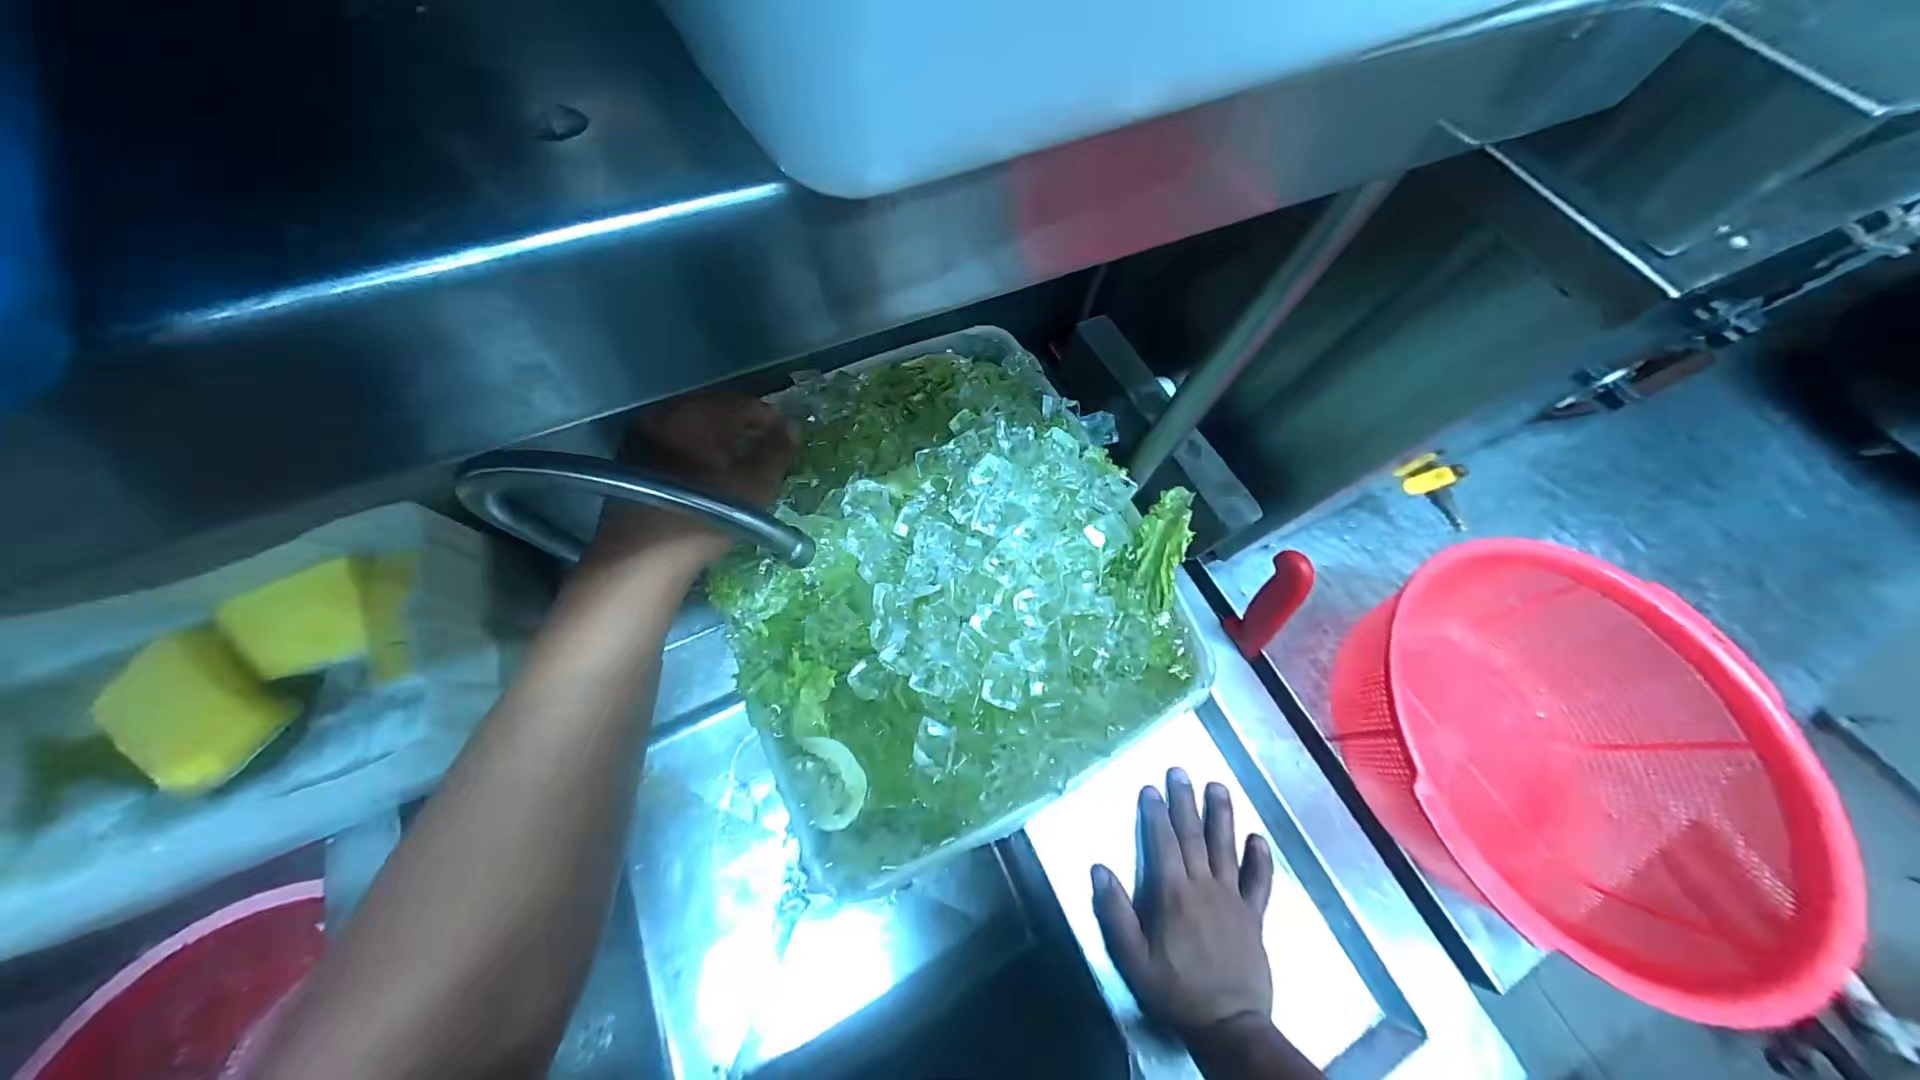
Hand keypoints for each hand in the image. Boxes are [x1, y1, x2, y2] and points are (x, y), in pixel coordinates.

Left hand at [582, 393, 797, 575]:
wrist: (647, 552)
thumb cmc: (711, 515)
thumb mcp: (758, 484)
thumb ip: (778, 450)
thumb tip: (791, 426)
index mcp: (703, 413)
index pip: (746, 403)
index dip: (770, 419)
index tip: (784, 439)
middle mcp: (670, 412)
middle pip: (716, 409)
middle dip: (741, 425)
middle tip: (761, 448)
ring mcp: (645, 432)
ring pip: (691, 425)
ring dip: (715, 438)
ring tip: (733, 462)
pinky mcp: (630, 456)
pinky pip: (672, 441)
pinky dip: (691, 449)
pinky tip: (702, 474)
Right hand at [1093, 768, 1275, 1040]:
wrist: (1229, 1027)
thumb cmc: (1175, 991)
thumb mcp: (1132, 958)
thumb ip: (1115, 912)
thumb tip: (1099, 869)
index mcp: (1172, 894)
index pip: (1162, 842)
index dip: (1154, 813)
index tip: (1150, 787)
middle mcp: (1204, 887)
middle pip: (1193, 835)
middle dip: (1184, 801)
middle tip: (1180, 772)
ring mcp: (1232, 900)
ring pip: (1226, 848)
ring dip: (1221, 815)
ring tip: (1218, 787)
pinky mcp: (1254, 916)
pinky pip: (1259, 882)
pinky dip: (1260, 859)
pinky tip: (1258, 838)